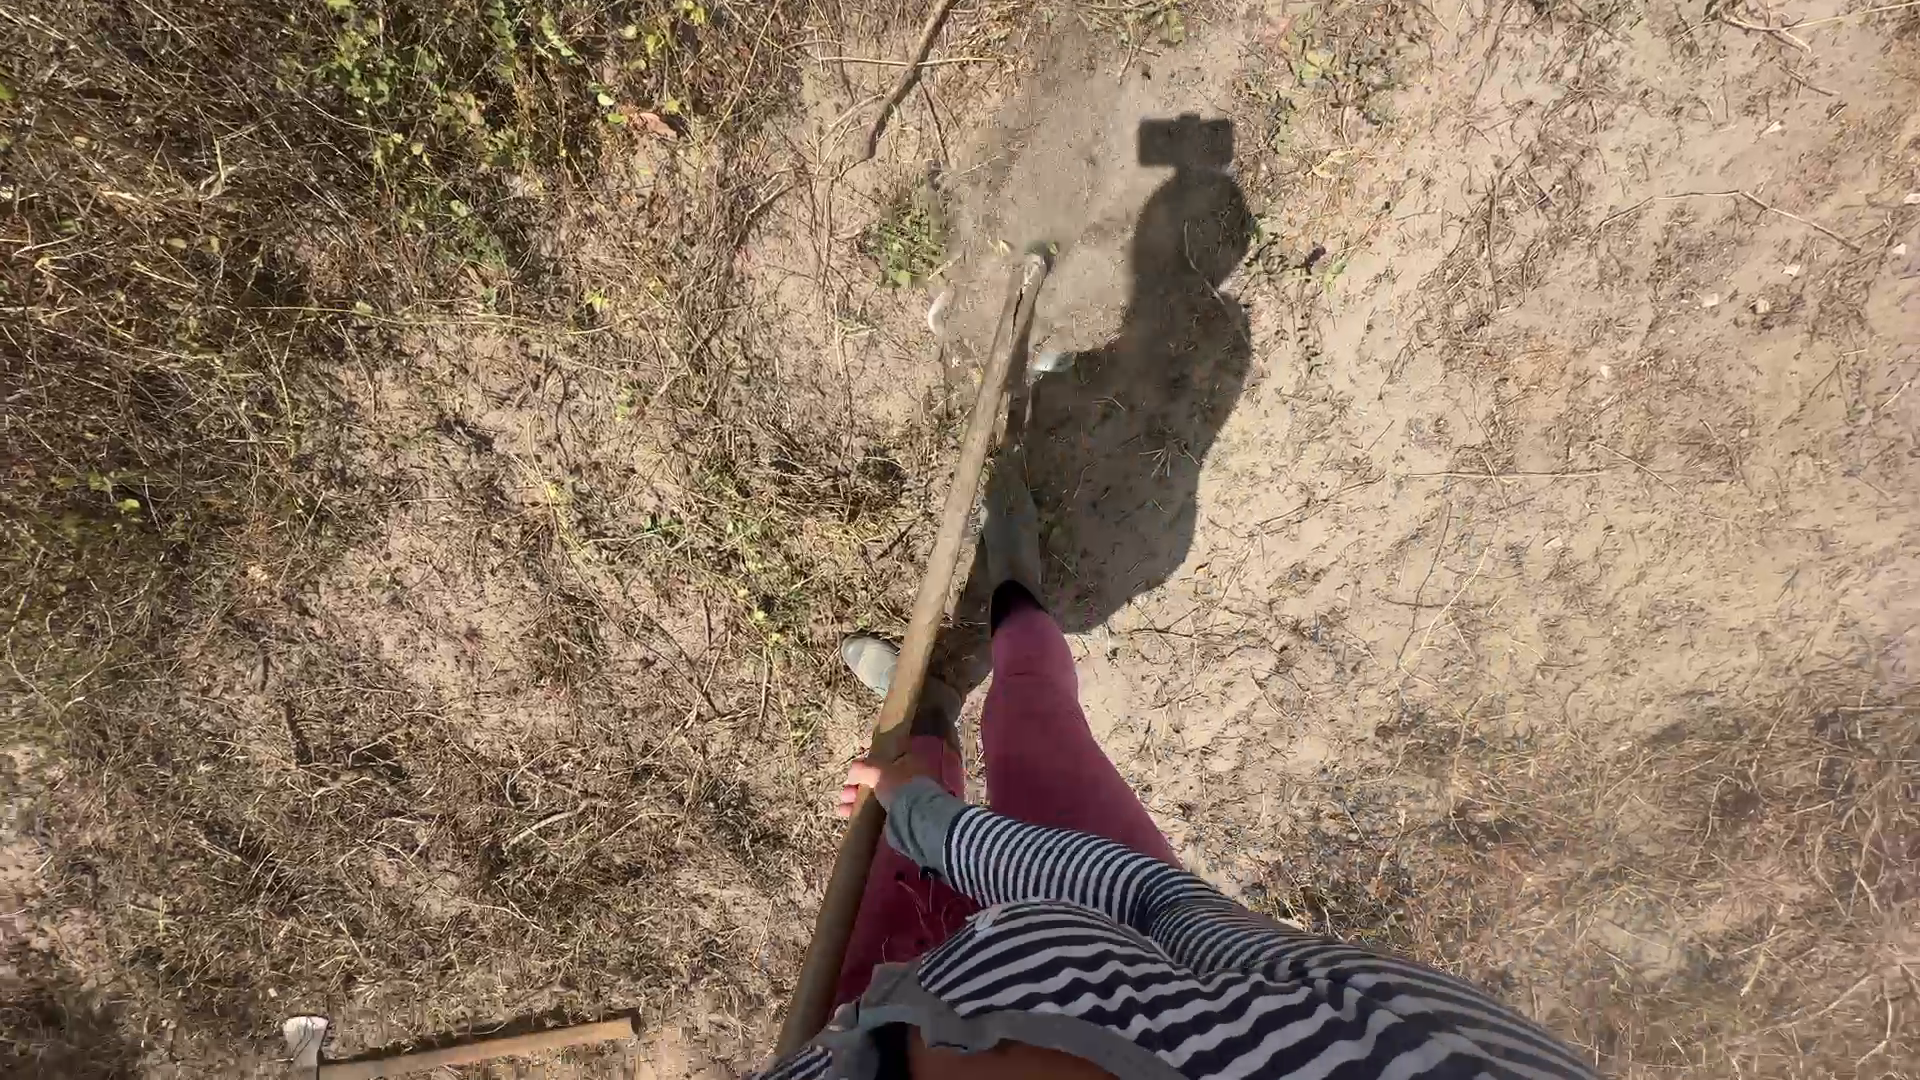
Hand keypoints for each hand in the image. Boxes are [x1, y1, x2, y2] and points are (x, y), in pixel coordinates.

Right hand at [835, 752, 937, 817]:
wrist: (914, 819)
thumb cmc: (900, 786)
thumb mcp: (879, 770)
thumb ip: (864, 767)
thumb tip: (853, 770)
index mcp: (909, 761)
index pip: (887, 756)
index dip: (870, 759)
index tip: (855, 766)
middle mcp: (908, 778)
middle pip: (878, 777)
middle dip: (859, 782)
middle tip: (846, 787)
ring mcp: (903, 798)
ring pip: (875, 794)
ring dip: (856, 797)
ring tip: (843, 802)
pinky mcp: (896, 816)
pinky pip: (874, 811)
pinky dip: (860, 811)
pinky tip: (845, 812)